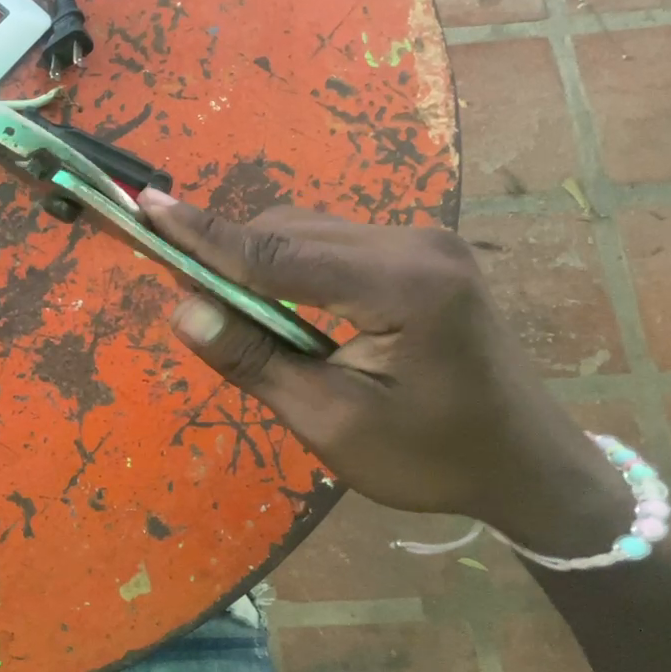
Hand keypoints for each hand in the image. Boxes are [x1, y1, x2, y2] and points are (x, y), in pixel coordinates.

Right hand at [140, 192, 631, 552]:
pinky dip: (280, 269)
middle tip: (183, 305)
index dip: (202, 234)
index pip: (275, 252)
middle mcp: (414, 245)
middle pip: (286, 232)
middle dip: (222, 257)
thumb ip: (254, 361)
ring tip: (224, 317)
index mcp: (402, 286)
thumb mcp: (329, 421)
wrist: (525, 464)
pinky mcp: (416, 256)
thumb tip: (184, 310)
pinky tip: (268, 308)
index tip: (145, 207)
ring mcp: (419, 245)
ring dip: (250, 265)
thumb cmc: (429, 456)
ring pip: (302, 234)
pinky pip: (324, 247)